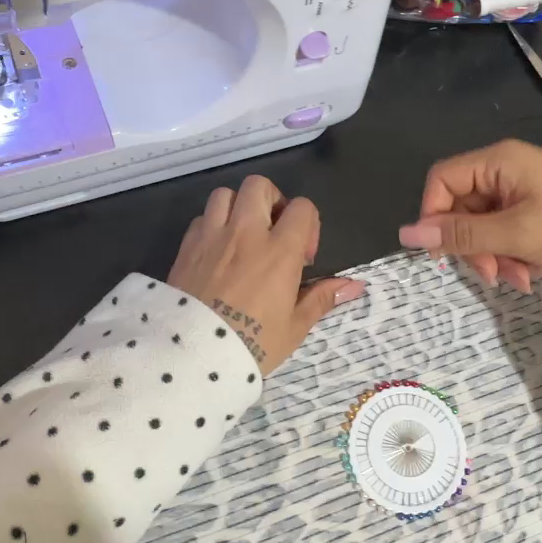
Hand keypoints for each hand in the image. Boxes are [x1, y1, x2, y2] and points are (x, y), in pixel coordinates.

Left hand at [167, 175, 365, 374]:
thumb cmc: (252, 344)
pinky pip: (201, 218)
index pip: (302, 208)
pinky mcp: (186, 247)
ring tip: (242, 237)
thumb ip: (322, 298)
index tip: (302, 258)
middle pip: (259, 186)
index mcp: (279, 251)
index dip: (308, 225)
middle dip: (272, 202)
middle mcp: (246, 233)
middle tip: (273, 233)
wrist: (194, 356)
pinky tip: (217, 253)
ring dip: (238, 208)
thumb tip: (355, 286)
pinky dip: (212, 226)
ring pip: (225, 195)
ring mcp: (212, 237)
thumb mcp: (294, 327)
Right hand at [400, 139, 541, 290]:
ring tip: (518, 279)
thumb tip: (405, 234)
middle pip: (461, 206)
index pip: (441, 180)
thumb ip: (461, 234)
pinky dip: (510, 255)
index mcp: (499, 161)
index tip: (443, 251)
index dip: (434, 215)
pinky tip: (529, 275)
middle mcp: (506, 170)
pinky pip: (505, 232)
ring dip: (492, 255)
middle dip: (472, 244)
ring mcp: (522, 190)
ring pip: (482, 225)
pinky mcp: (535, 210)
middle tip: (492, 274)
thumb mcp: (516, 233)